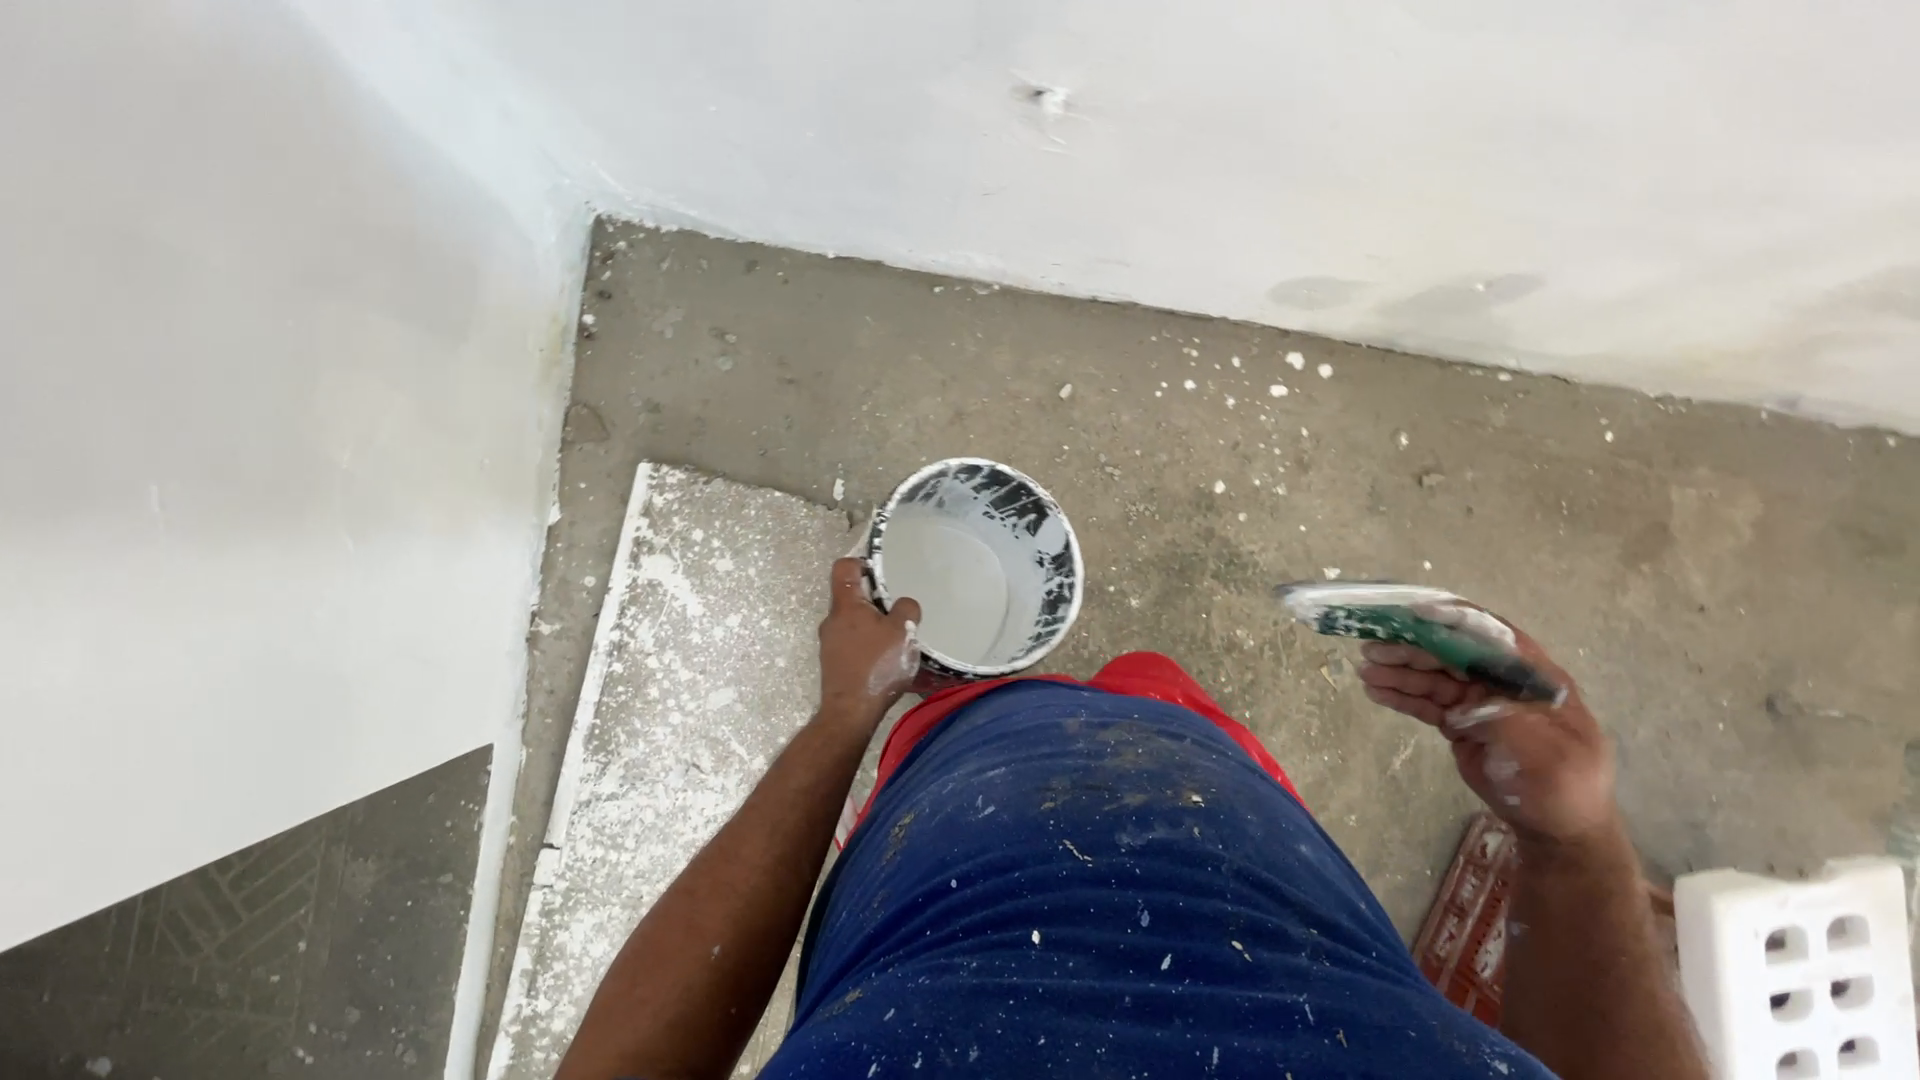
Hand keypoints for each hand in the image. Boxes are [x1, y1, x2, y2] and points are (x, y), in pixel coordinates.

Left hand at [817, 558, 921, 724]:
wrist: (850, 712)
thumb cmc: (876, 666)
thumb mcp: (902, 632)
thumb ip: (906, 610)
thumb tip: (904, 605)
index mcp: (846, 606)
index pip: (844, 568)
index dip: (861, 562)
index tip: (880, 571)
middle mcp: (832, 621)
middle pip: (851, 597)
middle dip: (875, 600)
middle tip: (899, 610)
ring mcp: (830, 644)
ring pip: (853, 623)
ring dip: (873, 626)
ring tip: (897, 639)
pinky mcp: (834, 664)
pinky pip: (853, 645)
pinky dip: (869, 646)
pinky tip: (887, 660)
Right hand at [1358, 621, 1617, 846]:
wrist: (1557, 829)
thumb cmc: (1562, 787)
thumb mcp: (1544, 752)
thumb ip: (1505, 717)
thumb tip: (1465, 698)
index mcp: (1534, 678)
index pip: (1493, 638)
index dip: (1456, 621)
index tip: (1415, 615)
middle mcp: (1503, 683)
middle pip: (1452, 655)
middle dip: (1412, 649)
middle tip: (1372, 649)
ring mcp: (1479, 703)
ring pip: (1433, 679)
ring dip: (1399, 673)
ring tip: (1365, 671)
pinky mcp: (1460, 723)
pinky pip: (1427, 704)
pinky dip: (1401, 697)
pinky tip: (1376, 692)